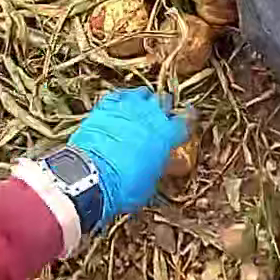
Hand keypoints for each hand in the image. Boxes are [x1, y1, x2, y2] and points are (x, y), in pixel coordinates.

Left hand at [67, 88, 189, 228]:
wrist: (90, 176)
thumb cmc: (124, 186)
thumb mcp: (150, 183)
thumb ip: (160, 167)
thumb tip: (167, 165)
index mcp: (167, 134)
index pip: (186, 118)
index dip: (188, 117)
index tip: (188, 116)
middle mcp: (152, 115)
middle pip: (165, 100)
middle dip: (164, 107)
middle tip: (160, 114)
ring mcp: (129, 107)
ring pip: (142, 94)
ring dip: (143, 100)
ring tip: (140, 107)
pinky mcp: (106, 106)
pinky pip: (118, 95)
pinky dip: (121, 99)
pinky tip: (119, 105)